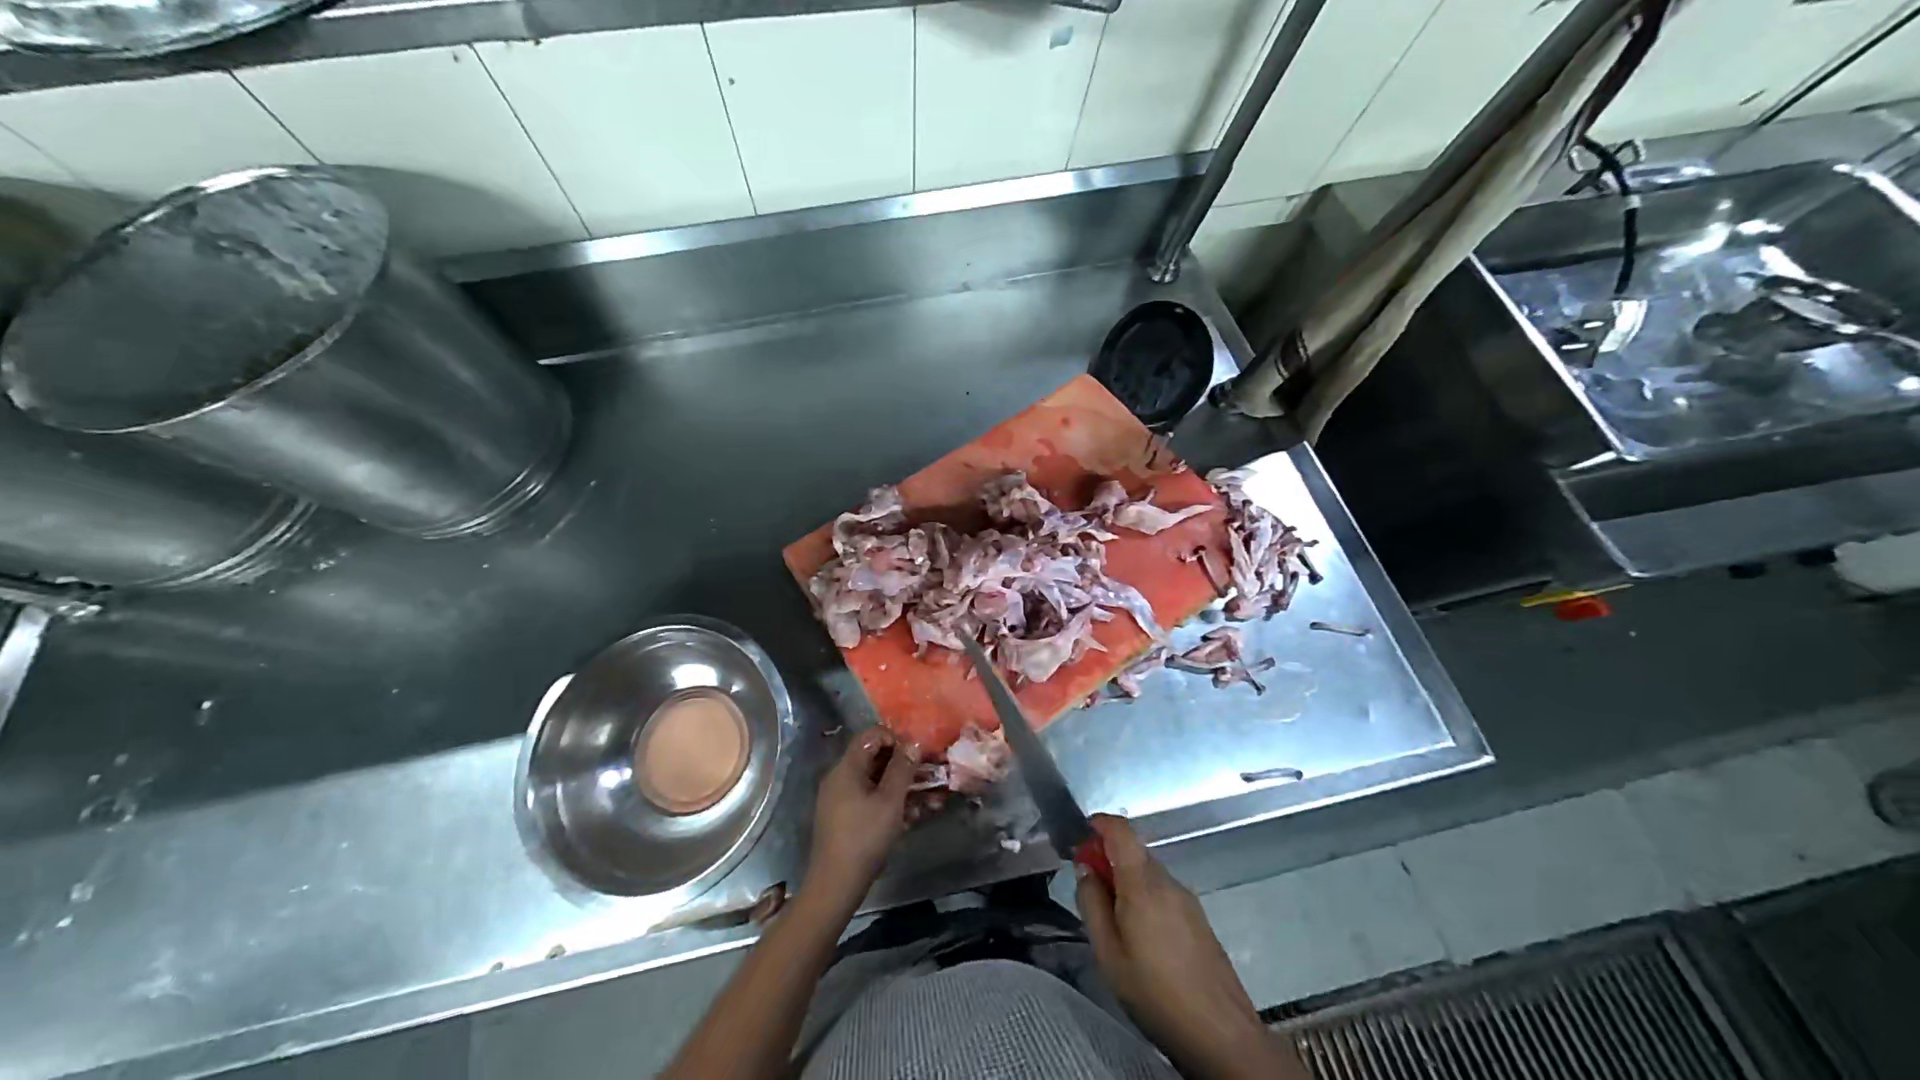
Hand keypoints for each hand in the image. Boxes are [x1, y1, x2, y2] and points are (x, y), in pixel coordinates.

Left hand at [805, 727, 917, 910]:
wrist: (836, 883)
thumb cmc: (865, 836)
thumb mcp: (890, 800)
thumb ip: (902, 768)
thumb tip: (913, 743)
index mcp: (847, 768)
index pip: (870, 736)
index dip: (896, 738)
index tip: (918, 753)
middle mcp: (841, 778)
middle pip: (875, 759)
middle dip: (905, 765)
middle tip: (932, 774)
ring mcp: (841, 799)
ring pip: (877, 782)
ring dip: (904, 787)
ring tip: (933, 798)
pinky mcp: (846, 818)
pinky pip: (871, 800)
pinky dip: (892, 802)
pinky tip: (915, 815)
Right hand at [1076, 815, 1303, 1079]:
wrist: (1220, 1033)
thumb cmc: (1155, 992)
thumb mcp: (1107, 952)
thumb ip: (1091, 903)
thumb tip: (1085, 869)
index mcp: (1143, 883)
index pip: (1121, 830)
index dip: (1098, 823)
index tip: (1079, 837)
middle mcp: (1168, 882)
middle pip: (1134, 851)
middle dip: (1107, 857)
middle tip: (1088, 888)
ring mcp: (1187, 900)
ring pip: (1149, 873)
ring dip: (1125, 879)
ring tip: (1111, 919)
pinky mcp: (1198, 919)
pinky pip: (1163, 892)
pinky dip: (1144, 896)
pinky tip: (1139, 935)